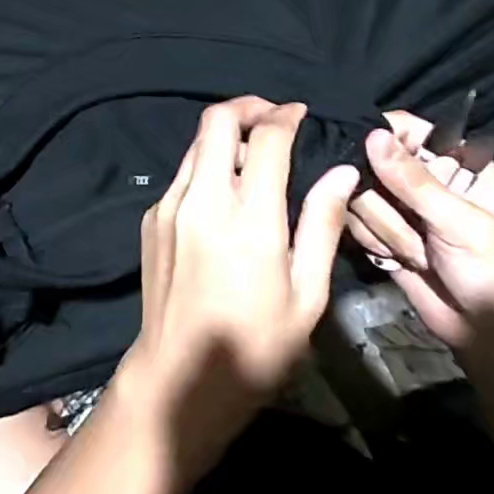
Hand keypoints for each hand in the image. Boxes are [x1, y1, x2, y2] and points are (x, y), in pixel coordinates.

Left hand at [113, 97, 357, 459]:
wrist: (176, 386)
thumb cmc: (254, 347)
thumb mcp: (307, 296)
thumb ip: (323, 225)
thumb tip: (341, 172)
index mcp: (248, 220)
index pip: (266, 138)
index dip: (286, 115)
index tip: (302, 114)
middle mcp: (203, 201)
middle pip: (217, 120)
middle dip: (249, 107)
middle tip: (275, 119)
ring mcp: (169, 208)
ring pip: (197, 142)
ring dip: (227, 134)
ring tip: (255, 155)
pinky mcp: (151, 220)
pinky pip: (184, 172)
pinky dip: (209, 163)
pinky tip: (227, 194)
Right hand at [345, 113, 493, 355]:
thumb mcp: (463, 225)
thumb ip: (415, 182)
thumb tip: (373, 135)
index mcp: (456, 162)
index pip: (407, 129)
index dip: (381, 136)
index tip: (364, 155)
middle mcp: (425, 179)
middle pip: (373, 161)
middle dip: (385, 199)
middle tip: (415, 229)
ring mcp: (402, 209)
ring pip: (362, 196)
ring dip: (386, 229)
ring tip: (420, 254)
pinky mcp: (386, 237)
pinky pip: (357, 225)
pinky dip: (374, 244)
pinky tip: (400, 262)